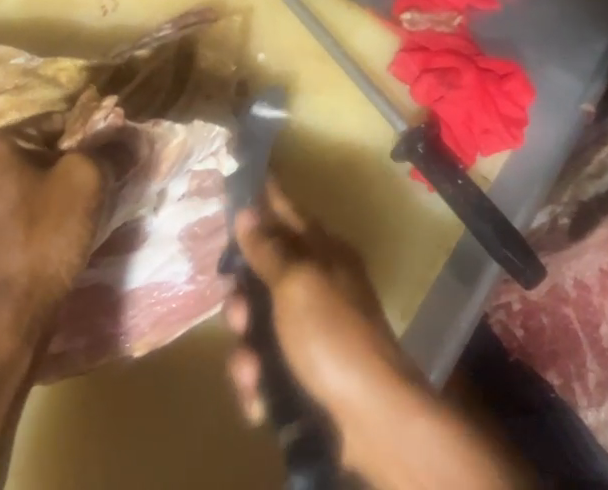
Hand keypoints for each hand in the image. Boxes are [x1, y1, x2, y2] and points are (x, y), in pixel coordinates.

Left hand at [0, 126, 137, 330]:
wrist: (11, 311)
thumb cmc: (46, 234)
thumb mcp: (87, 179)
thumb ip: (110, 149)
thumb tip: (130, 135)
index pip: (58, 122)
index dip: (93, 136)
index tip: (116, 158)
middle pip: (45, 152)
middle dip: (78, 165)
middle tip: (107, 185)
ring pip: (36, 181)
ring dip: (64, 190)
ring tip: (90, 211)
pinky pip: (24, 207)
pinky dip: (47, 213)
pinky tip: (67, 232)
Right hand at [225, 183, 424, 471]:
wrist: (373, 419)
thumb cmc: (333, 337)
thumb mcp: (298, 284)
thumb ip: (269, 250)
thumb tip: (249, 211)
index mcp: (325, 257)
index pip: (288, 215)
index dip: (263, 202)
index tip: (234, 187)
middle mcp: (319, 289)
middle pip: (263, 278)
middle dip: (242, 301)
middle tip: (242, 317)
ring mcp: (312, 336)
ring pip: (258, 329)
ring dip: (245, 351)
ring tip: (252, 371)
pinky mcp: (305, 377)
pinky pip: (265, 371)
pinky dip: (258, 385)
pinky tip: (260, 399)